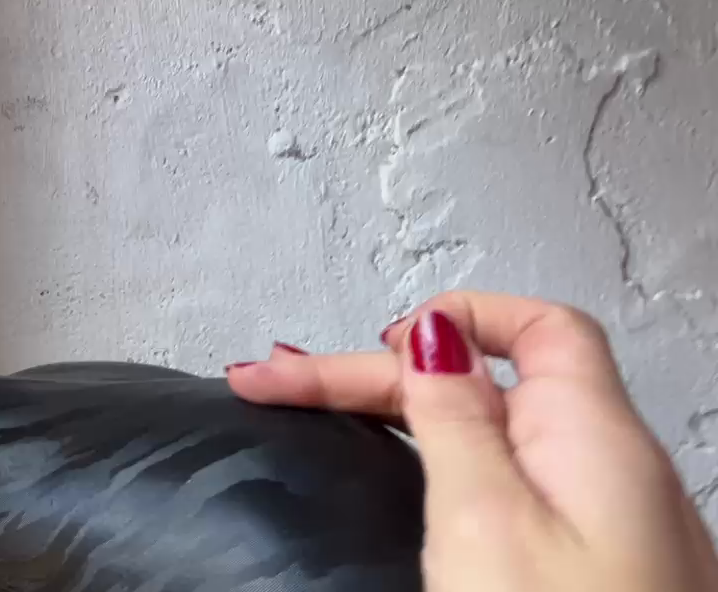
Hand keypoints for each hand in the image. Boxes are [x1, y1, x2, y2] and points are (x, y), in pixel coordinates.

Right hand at [227, 290, 717, 591]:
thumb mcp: (484, 514)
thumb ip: (456, 415)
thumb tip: (434, 334)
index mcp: (593, 440)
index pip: (542, 329)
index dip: (458, 316)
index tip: (382, 340)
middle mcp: (597, 465)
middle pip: (470, 377)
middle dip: (361, 370)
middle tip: (267, 380)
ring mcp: (582, 511)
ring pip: (466, 421)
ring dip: (371, 401)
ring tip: (284, 395)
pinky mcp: (564, 549)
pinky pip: (477, 463)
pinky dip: (408, 441)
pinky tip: (366, 440)